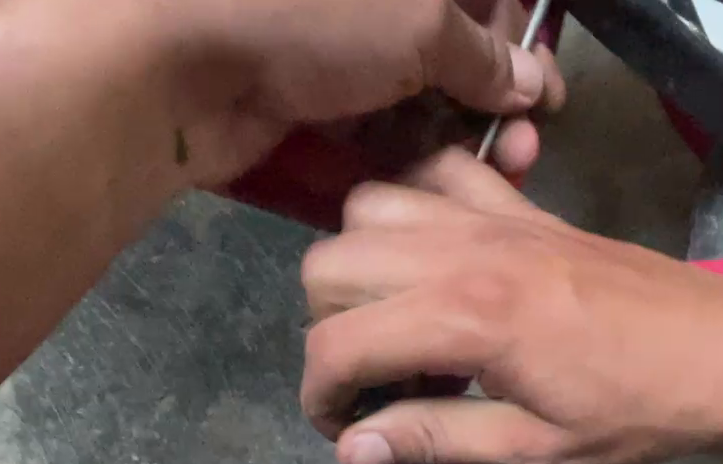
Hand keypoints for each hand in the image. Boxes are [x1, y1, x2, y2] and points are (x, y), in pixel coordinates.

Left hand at [171, 0, 567, 180]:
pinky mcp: (313, 102)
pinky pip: (376, 129)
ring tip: (491, 176)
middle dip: (493, 103)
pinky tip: (439, 187)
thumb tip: (528, 82)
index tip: (543, 96)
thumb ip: (480, 55)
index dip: (517, 43)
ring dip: (459, 138)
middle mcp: (373, 4)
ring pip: (417, 98)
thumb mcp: (418, 22)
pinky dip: (409, 155)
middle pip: (451, 50)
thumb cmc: (308, 12)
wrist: (179, 61)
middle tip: (520, 153)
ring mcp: (338, 52)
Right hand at [299, 150, 722, 463]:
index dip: (321, 395)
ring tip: (397, 322)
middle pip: (332, 264)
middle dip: (328, 330)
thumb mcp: (535, 447)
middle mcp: (466, 251)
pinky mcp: (525, 207)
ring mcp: (495, 217)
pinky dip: (412, 208)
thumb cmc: (639, 413)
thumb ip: (435, 438)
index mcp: (469, 320)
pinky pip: (438, 172)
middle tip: (373, 382)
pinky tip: (435, 260)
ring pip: (369, 207)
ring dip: (359, 266)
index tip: (344, 432)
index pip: (340, 343)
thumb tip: (353, 450)